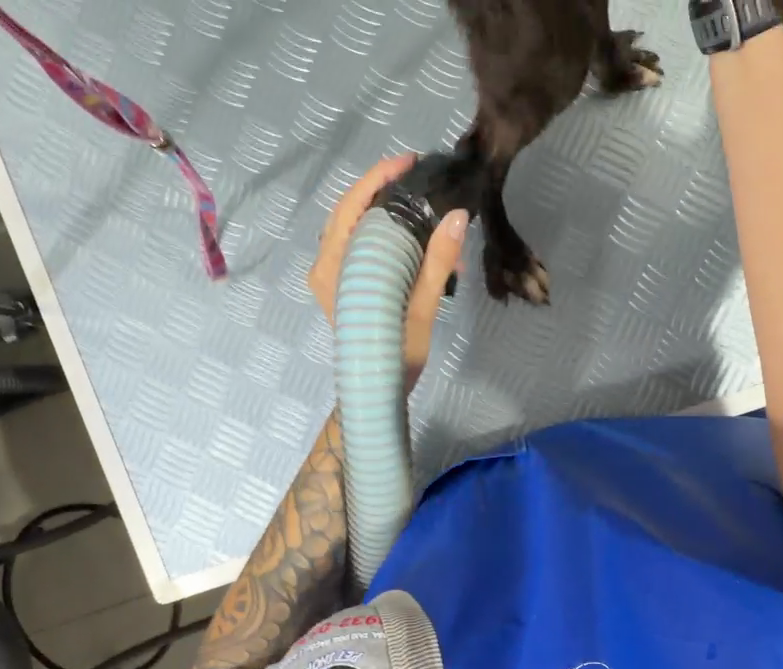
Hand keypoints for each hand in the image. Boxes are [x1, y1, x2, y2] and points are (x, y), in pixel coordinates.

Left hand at [308, 154, 469, 379]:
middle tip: (415, 177)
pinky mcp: (339, 286)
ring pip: (352, 228)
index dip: (377, 179)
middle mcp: (324, 267)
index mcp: (335, 269)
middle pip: (349, 213)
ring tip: (417, 202)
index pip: (350, 208)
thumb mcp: (421, 307)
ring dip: (382, 212)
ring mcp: (329, 277)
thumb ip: (438, 260)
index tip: (408, 163)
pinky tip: (407, 234)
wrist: (377, 390)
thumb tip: (458, 216)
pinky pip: (355, 246)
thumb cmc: (396, 354)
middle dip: (381, 190)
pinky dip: (379, 234)